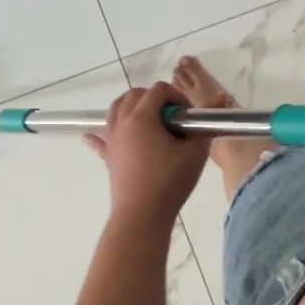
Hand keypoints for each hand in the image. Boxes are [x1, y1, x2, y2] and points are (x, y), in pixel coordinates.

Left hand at [84, 82, 209, 224]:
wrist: (143, 214)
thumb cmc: (170, 180)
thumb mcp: (195, 152)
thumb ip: (204, 128)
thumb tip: (215, 107)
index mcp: (142, 117)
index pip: (157, 90)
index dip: (176, 96)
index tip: (188, 115)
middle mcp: (122, 123)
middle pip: (133, 95)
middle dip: (154, 98)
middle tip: (172, 116)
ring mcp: (112, 140)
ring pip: (114, 111)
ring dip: (131, 108)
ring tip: (149, 120)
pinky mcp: (108, 158)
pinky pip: (100, 140)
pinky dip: (98, 135)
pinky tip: (90, 136)